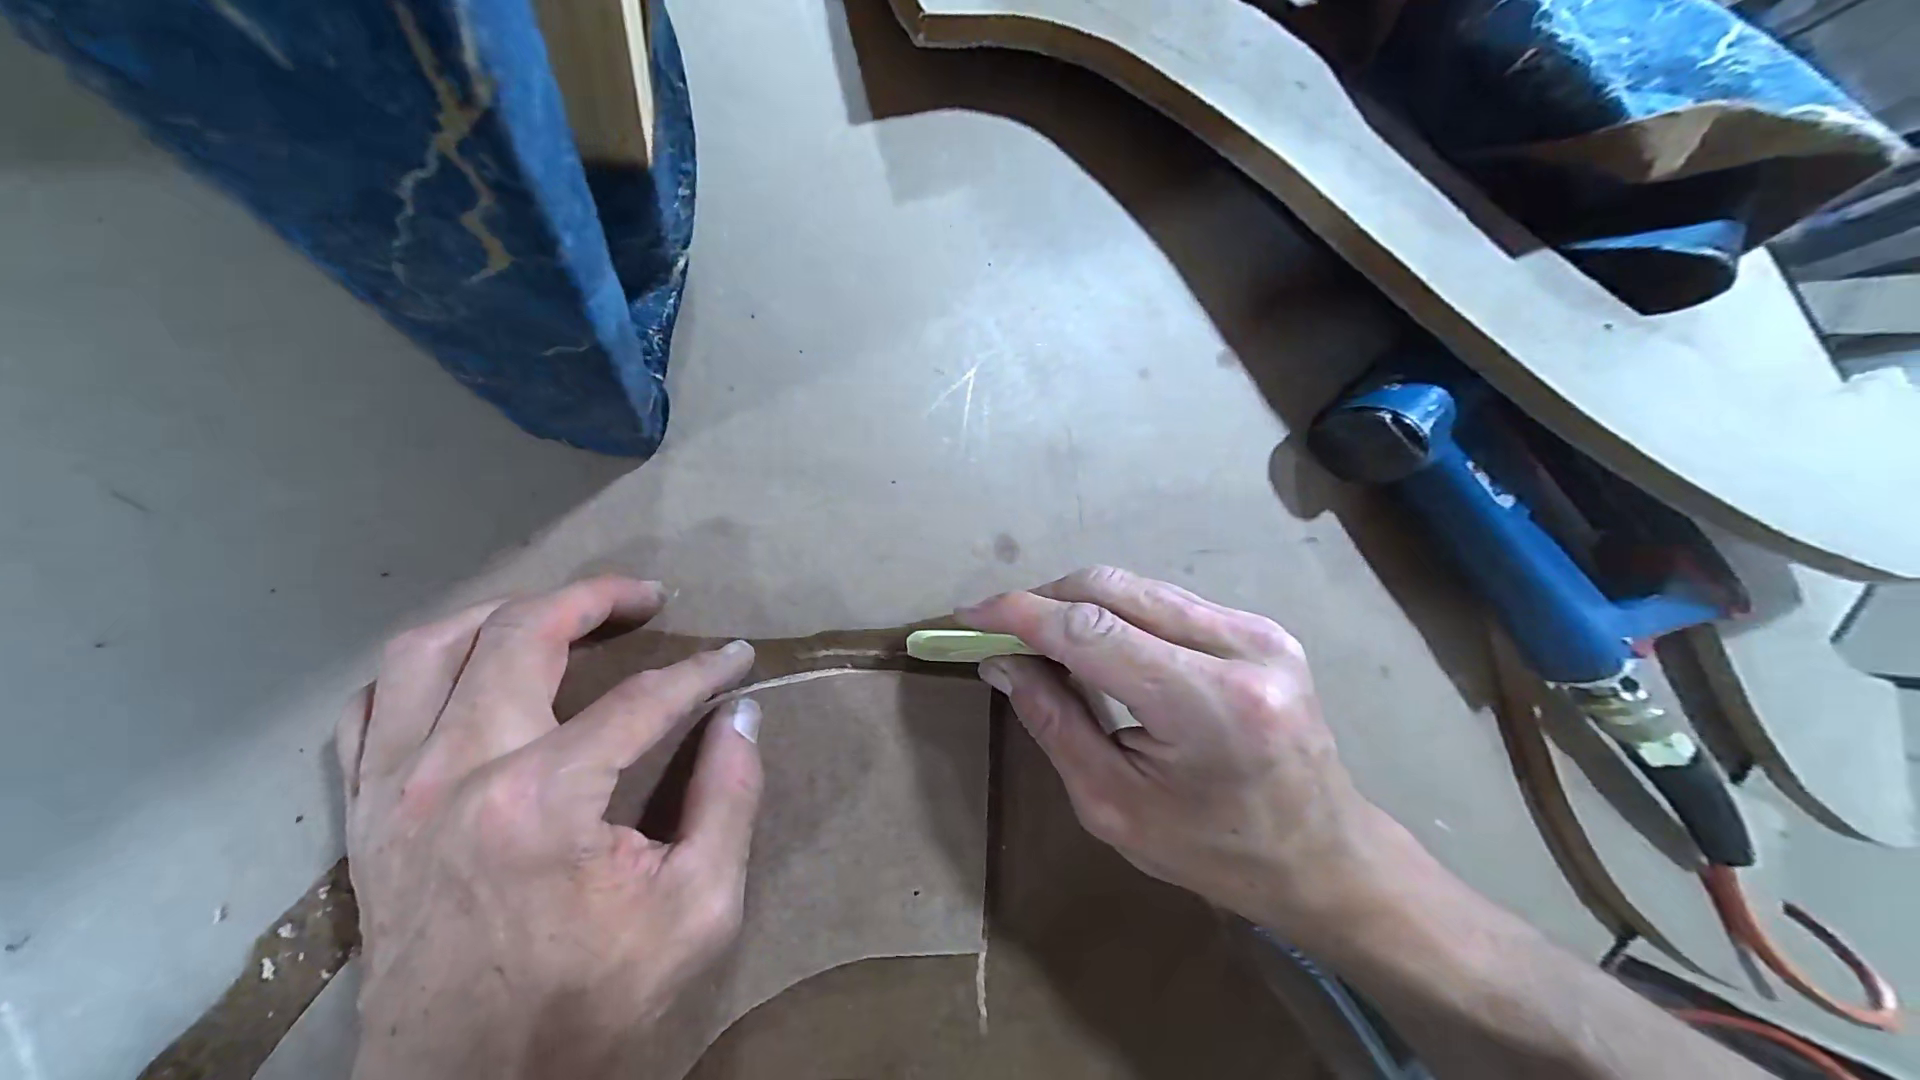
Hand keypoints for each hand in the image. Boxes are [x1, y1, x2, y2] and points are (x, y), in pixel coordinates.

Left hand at [335, 577, 763, 1079]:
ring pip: (430, 650)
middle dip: (596, 599)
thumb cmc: (594, 999)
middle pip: (522, 636)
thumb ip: (729, 797)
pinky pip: (374, 705)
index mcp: (543, 799)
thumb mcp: (699, 906)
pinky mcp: (364, 814)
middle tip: (647, 596)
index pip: (642, 699)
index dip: (703, 669)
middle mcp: (455, 774)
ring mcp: (393, 790)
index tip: (738, 653)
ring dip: (505, 612)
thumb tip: (741, 714)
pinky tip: (472, 667)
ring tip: (561, 610)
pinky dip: (428, 667)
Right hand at [959, 566, 1394, 943]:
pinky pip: (1163, 600)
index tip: (967, 615)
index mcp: (1207, 703)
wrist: (1327, 857)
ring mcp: (1257, 628)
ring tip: (1038, 638)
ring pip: (1135, 586)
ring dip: (1075, 603)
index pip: (1088, 630)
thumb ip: (1053, 722)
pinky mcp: (1259, 625)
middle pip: (1110, 587)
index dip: (1018, 614)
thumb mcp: (1114, 805)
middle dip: (1042, 601)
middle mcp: (1239, 646)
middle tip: (999, 631)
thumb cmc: (1216, 852)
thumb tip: (1002, 661)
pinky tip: (1094, 642)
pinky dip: (1114, 611)